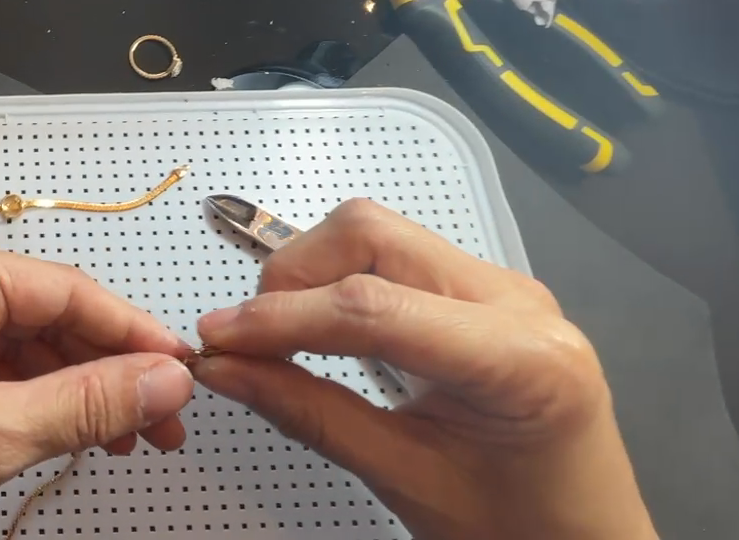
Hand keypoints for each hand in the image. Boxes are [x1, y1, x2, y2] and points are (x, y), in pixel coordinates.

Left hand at [0, 237, 194, 539]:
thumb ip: (87, 402)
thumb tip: (166, 379)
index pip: (67, 289)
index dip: (132, 331)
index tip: (185, 369)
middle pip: (55, 314)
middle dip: (112, 366)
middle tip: (167, 418)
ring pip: (38, 345)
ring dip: (86, 389)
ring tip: (134, 437)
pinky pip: (11, 369)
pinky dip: (50, 402)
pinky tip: (84, 434)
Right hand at [191, 199, 655, 539]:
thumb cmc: (514, 530)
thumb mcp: (403, 480)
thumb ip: (304, 412)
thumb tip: (219, 368)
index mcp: (521, 358)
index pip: (372, 308)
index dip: (281, 317)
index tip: (217, 337)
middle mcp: (513, 296)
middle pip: (368, 234)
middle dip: (293, 274)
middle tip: (257, 335)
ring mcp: (496, 281)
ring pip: (370, 229)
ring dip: (309, 267)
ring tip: (285, 329)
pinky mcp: (473, 282)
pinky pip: (385, 249)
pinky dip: (332, 274)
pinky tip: (320, 320)